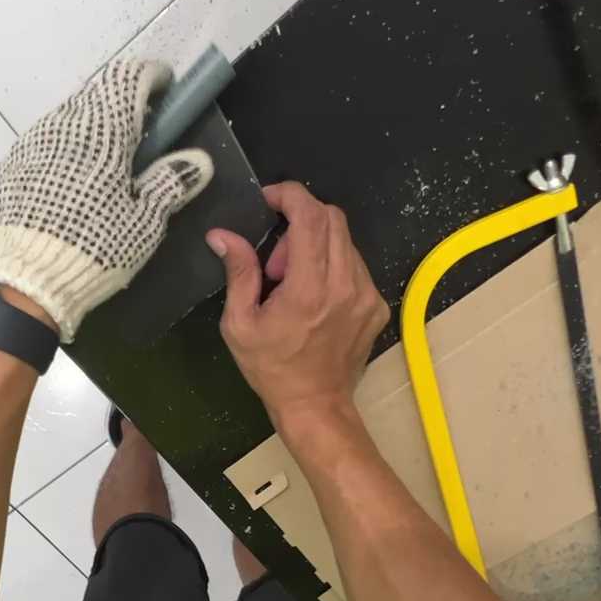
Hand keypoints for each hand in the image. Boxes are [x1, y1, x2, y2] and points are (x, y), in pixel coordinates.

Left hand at [0, 58, 214, 342]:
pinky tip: (75, 189)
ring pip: (70, 122)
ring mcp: (33, 144)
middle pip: (99, 97)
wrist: (26, 280)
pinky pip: (48, 148)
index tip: (166, 92)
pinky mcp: (13, 168)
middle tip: (143, 141)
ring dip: (93, 134)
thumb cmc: (94, 248)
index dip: (152, 78)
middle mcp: (64, 124)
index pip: (129, 77)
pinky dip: (68, 156)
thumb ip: (170, 185)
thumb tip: (200, 161)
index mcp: (102, 129)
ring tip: (108, 171)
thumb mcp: (142, 224)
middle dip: (124, 109)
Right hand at [209, 182, 388, 426]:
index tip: (271, 200)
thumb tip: (223, 235)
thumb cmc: (271, 369)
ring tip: (296, 284)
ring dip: (317, 247)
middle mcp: (345, 284)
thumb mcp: (240, 325)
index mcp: (308, 287)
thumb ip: (238, 273)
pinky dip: (334, 268)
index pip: (310, 215)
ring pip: (345, 241)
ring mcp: (367, 294)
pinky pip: (356, 267)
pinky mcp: (377, 306)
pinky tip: (317, 299)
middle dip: (301, 221)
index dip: (289, 195)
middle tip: (278, 258)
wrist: (315, 405)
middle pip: (332, 218)